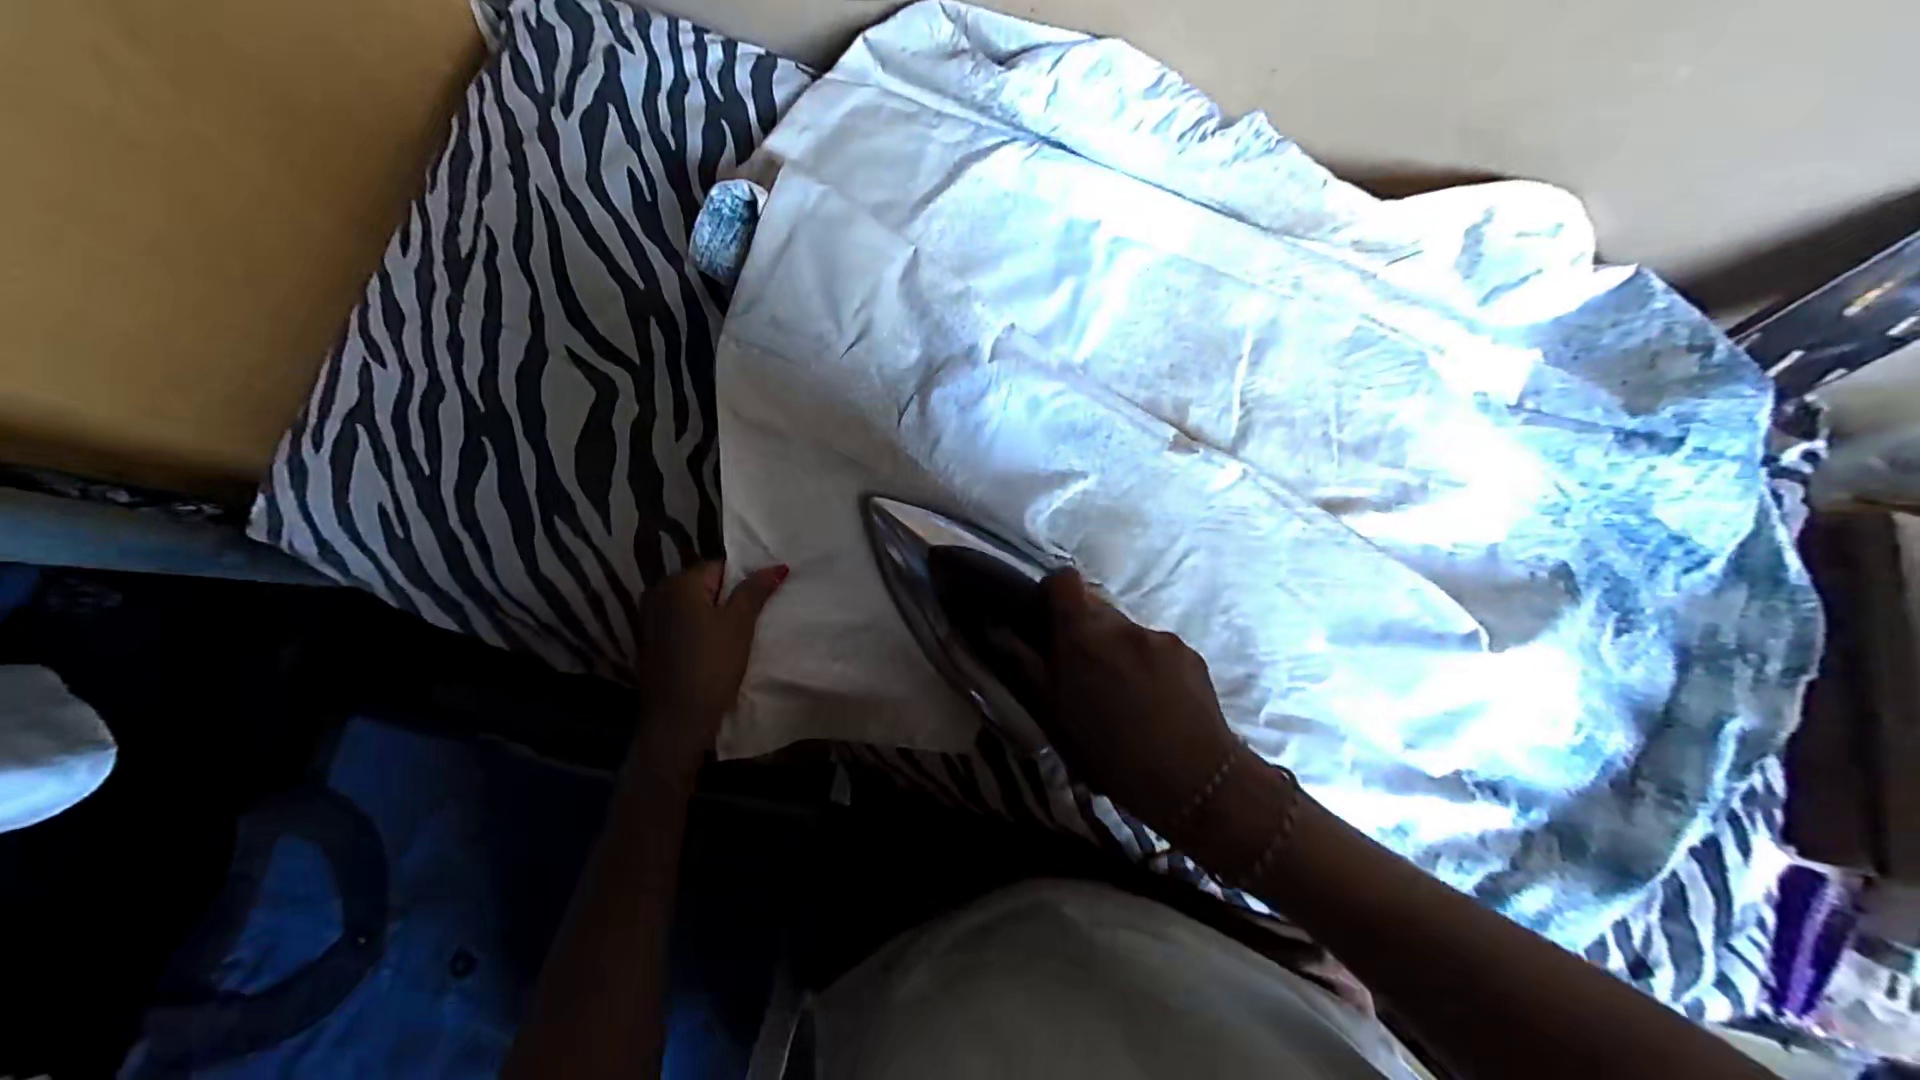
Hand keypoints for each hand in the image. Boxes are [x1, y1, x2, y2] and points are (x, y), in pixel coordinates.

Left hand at [635, 561, 786, 758]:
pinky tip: (715, 648)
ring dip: (714, 615)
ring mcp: (649, 620)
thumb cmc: (711, 665)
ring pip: (692, 606)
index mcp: (677, 583)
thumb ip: (756, 590)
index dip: (744, 580)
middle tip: (754, 616)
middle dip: (729, 597)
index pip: (719, 566)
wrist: (677, 720)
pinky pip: (681, 624)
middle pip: (704, 585)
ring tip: (738, 633)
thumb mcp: (739, 624)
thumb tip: (777, 566)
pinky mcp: (650, 644)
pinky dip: (699, 630)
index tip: (763, 599)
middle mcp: (656, 594)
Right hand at [1038, 569, 1242, 841]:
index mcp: (1084, 634)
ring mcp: (1160, 636)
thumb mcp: (1057, 716)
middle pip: (1096, 608)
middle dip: (1085, 631)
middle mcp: (1123, 624)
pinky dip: (1148, 663)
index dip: (1053, 593)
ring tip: (1124, 693)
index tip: (1049, 620)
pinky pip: (1157, 646)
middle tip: (1083, 671)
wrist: (1194, 780)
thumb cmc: (1112, 755)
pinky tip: (1155, 701)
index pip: (1064, 580)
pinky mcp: (1189, 652)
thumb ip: (1028, 667)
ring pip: (1127, 630)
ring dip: (1117, 649)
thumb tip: (1000, 631)